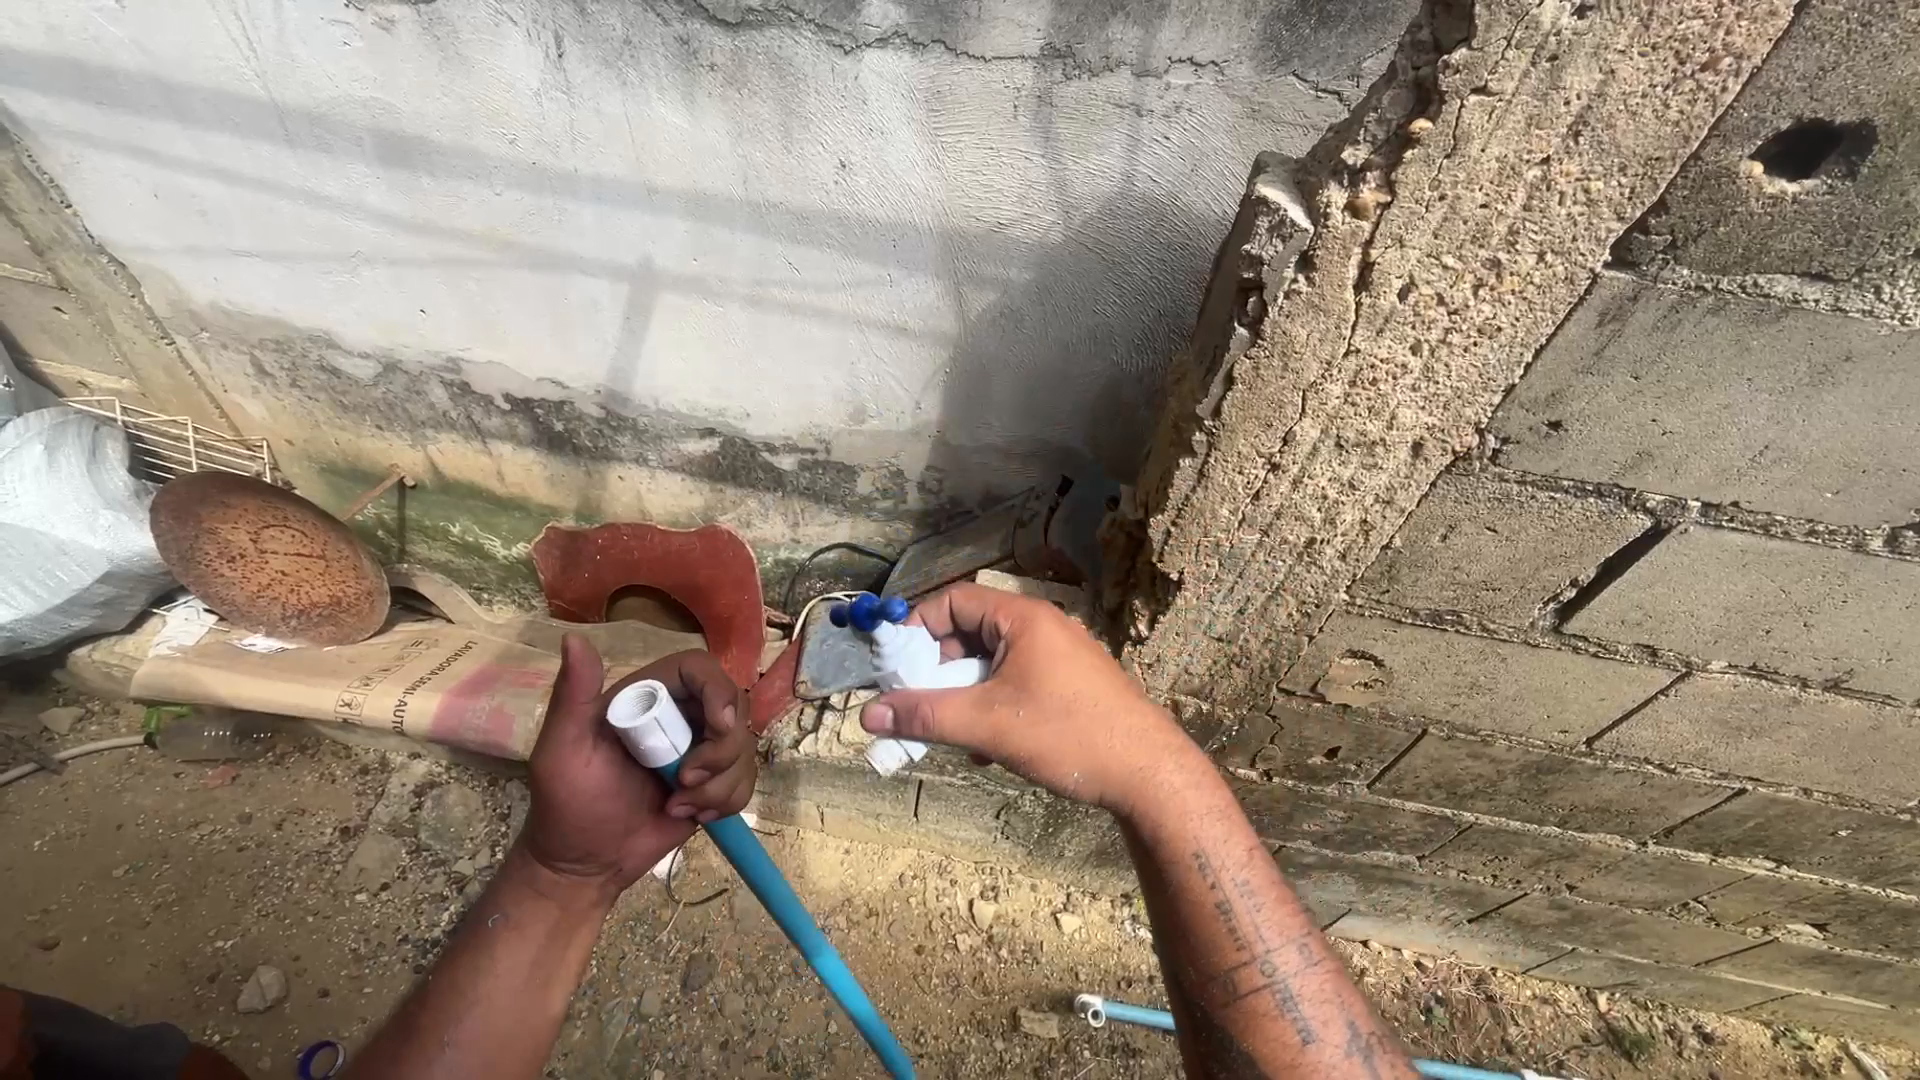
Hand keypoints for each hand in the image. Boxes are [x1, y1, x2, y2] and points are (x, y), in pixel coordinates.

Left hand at [517, 635, 756, 897]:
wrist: (585, 866)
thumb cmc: (568, 805)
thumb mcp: (562, 749)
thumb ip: (571, 695)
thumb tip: (573, 639)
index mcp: (650, 696)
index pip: (700, 669)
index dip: (718, 691)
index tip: (718, 726)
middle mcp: (682, 715)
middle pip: (734, 707)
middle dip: (721, 751)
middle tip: (686, 780)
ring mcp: (702, 748)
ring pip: (745, 747)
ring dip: (719, 784)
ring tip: (679, 805)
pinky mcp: (716, 781)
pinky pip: (746, 779)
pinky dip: (726, 802)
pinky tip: (692, 815)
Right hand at [858, 583, 1199, 816]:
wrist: (1150, 774)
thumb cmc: (1068, 734)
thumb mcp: (988, 725)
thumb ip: (926, 715)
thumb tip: (868, 713)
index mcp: (1023, 618)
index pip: (953, 600)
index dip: (916, 626)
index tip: (893, 663)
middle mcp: (1042, 626)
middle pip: (971, 631)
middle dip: (937, 668)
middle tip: (916, 702)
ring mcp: (1059, 655)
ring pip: (991, 662)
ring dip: (963, 693)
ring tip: (952, 730)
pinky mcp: (1069, 683)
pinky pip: (1014, 681)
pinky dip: (992, 706)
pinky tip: (988, 748)